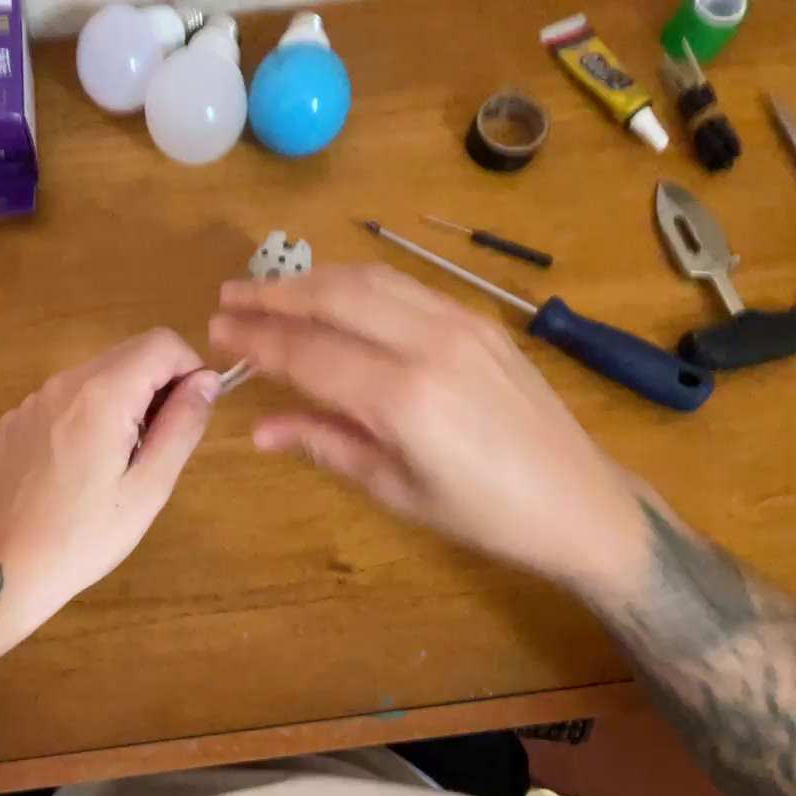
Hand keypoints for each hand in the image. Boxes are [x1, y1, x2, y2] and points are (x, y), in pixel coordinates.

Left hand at [0, 328, 221, 621]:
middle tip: (160, 445)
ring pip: (97, 375)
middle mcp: (63, 383)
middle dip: (158, 386)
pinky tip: (83, 466)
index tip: (193, 412)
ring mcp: (33, 400)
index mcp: (101, 396)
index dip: (190, 368)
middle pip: (129, 354)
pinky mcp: (16, 421)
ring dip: (124, 401)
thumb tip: (207, 380)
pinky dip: (88, 416)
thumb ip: (182, 425)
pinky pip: (66, 399)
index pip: (162, 343)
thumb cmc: (89, 536)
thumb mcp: (150, 487)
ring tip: (121, 461)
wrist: (13, 568)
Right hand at [210, 264, 647, 591]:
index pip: (310, 353)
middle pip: (335, 299)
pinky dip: (355, 284)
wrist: (579, 500)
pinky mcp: (478, 319)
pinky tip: (331, 295)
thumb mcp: (394, 488)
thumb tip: (261, 430)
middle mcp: (430, 344)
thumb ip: (325, 444)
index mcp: (404, 398)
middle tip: (228, 298)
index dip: (257, 341)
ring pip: (369, 280)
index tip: (216, 333)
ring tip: (267, 290)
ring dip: (311, 280)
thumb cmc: (482, 514)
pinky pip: (403, 287)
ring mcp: (460, 322)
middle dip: (274, 295)